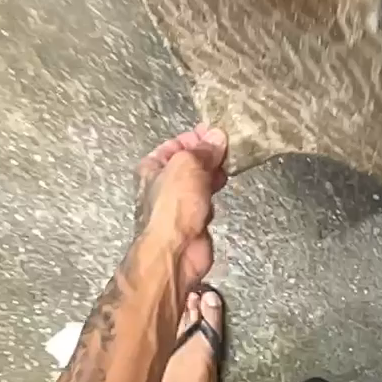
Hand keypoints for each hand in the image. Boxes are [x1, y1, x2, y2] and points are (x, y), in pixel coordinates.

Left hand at [135, 124, 228, 283]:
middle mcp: (163, 185)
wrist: (176, 251)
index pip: (177, 143)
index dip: (197, 136)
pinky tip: (224, 185)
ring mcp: (179, 203)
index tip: (217, 131)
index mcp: (152, 167)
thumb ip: (203, 150)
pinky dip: (216, 190)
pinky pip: (207, 198)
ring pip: (199, 180)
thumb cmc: (171, 211)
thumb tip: (216, 138)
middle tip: (227, 146)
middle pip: (189, 162)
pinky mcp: (194, 220)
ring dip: (214, 171)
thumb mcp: (188, 165)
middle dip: (208, 154)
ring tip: (229, 162)